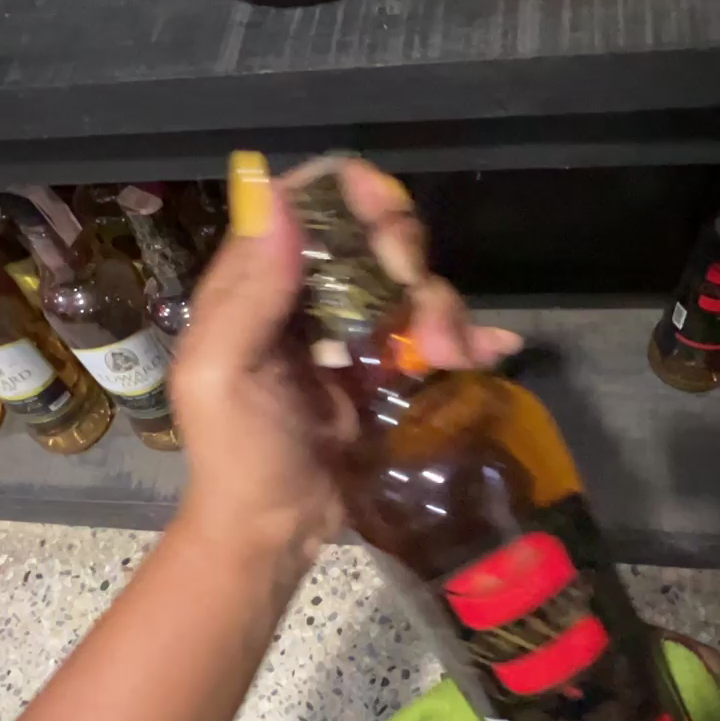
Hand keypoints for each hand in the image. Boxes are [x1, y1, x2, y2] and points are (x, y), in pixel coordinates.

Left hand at [169, 152, 519, 570]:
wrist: (274, 529)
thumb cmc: (239, 456)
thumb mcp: (224, 375)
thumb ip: (250, 291)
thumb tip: (271, 191)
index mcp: (256, 286)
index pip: (301, 204)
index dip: (345, 194)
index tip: (384, 217)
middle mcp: (305, 298)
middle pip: (368, 238)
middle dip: (404, 260)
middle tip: (418, 305)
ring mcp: (347, 336)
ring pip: (408, 288)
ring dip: (441, 312)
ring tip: (450, 358)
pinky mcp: (381, 372)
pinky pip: (428, 338)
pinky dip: (466, 339)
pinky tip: (496, 349)